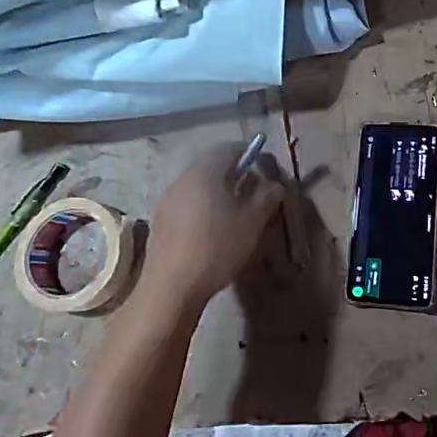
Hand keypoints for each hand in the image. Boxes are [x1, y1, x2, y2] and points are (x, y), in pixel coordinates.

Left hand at [141, 143, 286, 304]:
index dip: (251, 155)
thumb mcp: (253, 221)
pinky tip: (212, 232)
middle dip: (235, 175)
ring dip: (219, 193)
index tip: (266, 171)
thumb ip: (268, 196)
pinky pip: (187, 203)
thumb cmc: (217, 248)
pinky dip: (203, 208)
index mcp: (205, 172)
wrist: (172, 288)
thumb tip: (276, 184)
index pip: (230, 148)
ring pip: (199, 186)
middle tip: (255, 194)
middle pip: (212, 166)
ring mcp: (167, 200)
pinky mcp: (160, 221)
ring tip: (235, 216)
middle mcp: (182, 179)